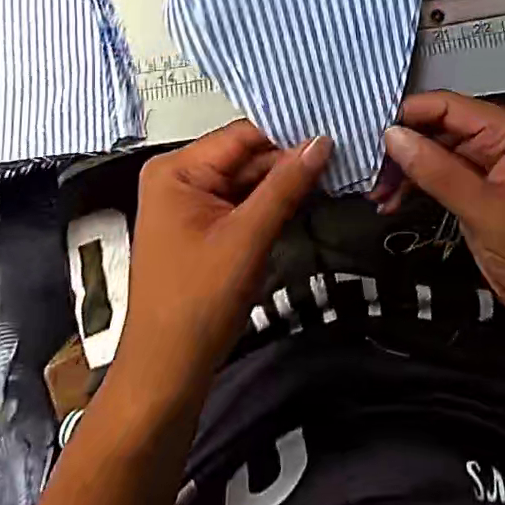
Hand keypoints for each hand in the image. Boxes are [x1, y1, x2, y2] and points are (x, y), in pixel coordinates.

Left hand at [115, 121, 330, 395]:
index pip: (241, 135)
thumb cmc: (194, 306)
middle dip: (288, 161)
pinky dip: (270, 203)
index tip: (329, 133)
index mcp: (176, 170)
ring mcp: (189, 203)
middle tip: (337, 157)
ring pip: (246, 179)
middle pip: (244, 156)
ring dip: (283, 183)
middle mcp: (178, 178)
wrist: (167, 371)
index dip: (286, 134)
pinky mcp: (202, 226)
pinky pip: (241, 202)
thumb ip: (285, 186)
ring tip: (329, 175)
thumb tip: (319, 144)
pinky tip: (302, 199)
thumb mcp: (247, 238)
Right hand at [378, 91, 504, 346]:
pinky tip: (392, 203)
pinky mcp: (481, 197)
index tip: (368, 132)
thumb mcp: (489, 213)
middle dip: (402, 147)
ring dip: (404, 171)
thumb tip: (391, 135)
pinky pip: (441, 179)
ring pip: (435, 154)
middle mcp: (500, 144)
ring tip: (375, 194)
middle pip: (438, 128)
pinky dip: (416, 188)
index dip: (408, 114)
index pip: (450, 106)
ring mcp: (489, 171)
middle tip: (367, 172)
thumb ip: (438, 171)